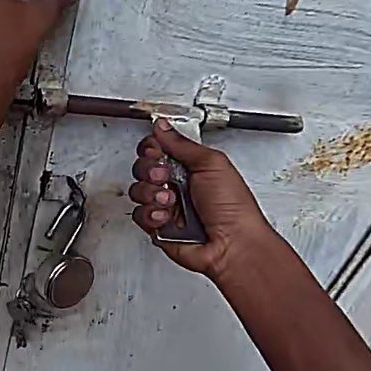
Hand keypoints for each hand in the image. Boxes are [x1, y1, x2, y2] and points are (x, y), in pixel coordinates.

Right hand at [128, 119, 282, 279]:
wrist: (233, 244)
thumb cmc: (233, 208)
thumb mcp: (212, 164)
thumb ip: (182, 143)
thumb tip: (162, 126)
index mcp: (190, 166)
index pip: (157, 149)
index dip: (152, 148)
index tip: (157, 152)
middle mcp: (176, 184)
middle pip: (142, 167)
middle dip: (149, 170)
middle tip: (164, 176)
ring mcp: (165, 205)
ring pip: (137, 190)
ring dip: (151, 193)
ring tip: (169, 200)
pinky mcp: (157, 226)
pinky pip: (138, 214)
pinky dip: (150, 214)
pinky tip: (165, 216)